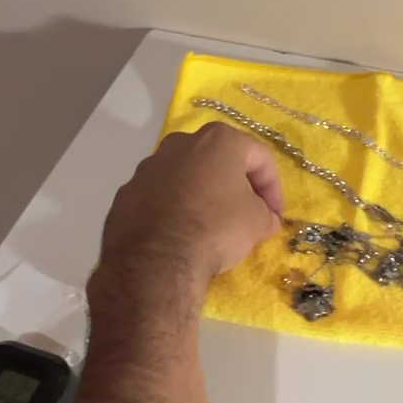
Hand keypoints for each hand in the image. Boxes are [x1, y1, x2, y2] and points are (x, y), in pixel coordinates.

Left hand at [95, 122, 284, 294]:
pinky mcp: (126, 193)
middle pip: (218, 161)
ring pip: (185, 178)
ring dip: (201, 197)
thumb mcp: (256, 222)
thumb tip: (267, 219)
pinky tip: (179, 237)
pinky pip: (159, 198)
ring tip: (210, 228)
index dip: (274, 187)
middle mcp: (180, 144)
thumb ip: (266, 214)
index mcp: (217, 140)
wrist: (155, 262)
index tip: (276, 215)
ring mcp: (147, 167)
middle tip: (246, 215)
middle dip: (235, 186)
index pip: (259, 156)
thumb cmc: (216, 229)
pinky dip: (173, 211)